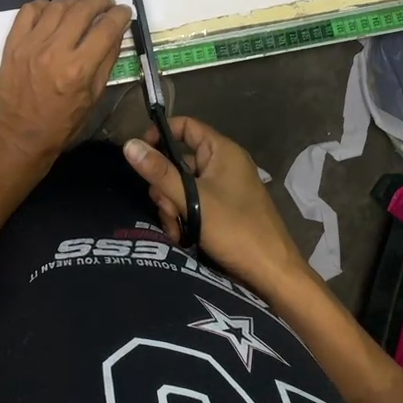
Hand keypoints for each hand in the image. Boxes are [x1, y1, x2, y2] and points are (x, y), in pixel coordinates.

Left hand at [0, 0, 131, 165]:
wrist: (20, 134)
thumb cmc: (62, 123)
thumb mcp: (94, 97)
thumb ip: (106, 61)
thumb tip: (117, 31)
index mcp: (79, 69)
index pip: (106, 29)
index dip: (119, 15)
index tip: (124, 11)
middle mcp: (55, 51)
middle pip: (82, 10)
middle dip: (99, 2)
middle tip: (106, 4)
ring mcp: (31, 44)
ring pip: (57, 6)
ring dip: (74, 2)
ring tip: (82, 7)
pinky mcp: (13, 43)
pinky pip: (29, 10)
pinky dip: (44, 5)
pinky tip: (53, 11)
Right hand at [123, 116, 308, 292]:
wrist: (274, 276)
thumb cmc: (236, 230)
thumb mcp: (192, 200)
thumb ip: (159, 172)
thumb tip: (128, 144)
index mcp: (223, 152)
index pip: (185, 126)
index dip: (161, 134)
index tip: (142, 155)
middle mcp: (224, 165)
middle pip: (179, 160)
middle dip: (165, 185)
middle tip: (166, 207)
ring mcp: (225, 189)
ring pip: (183, 186)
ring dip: (172, 206)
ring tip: (175, 228)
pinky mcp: (224, 211)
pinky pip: (194, 203)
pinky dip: (185, 217)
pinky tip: (182, 235)